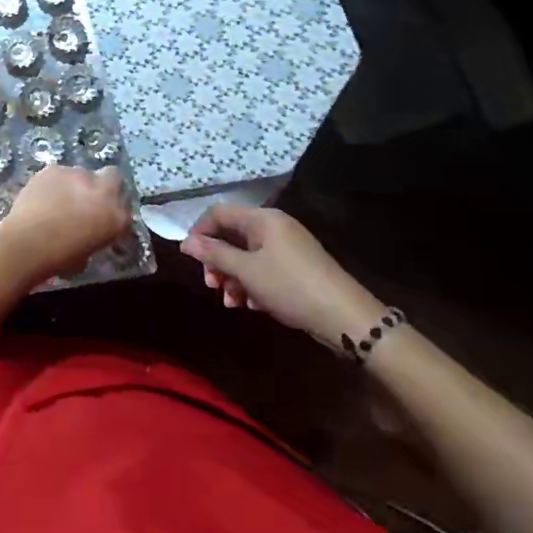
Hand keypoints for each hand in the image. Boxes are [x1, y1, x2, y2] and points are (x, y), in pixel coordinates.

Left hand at [0, 165, 131, 281]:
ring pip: (82, 172)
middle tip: (87, 196)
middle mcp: (103, 192)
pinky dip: (54, 181)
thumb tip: (88, 227)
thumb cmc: (59, 257)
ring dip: (75, 182)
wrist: (28, 242)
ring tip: (57, 197)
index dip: (112, 209)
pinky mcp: (54, 168)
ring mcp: (78, 175)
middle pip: (113, 176)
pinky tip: (42, 193)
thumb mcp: (89, 250)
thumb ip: (96, 232)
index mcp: (117, 218)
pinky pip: (58, 172)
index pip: (124, 208)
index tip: (101, 214)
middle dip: (104, 183)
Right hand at [179, 204, 385, 348]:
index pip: (218, 213)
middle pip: (231, 236)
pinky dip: (251, 284)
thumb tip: (185, 242)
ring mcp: (287, 248)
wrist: (347, 319)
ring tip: (232, 302)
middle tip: (212, 285)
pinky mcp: (296, 267)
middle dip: (217, 261)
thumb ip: (213, 254)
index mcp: (263, 219)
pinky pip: (263, 268)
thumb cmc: (290, 287)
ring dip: (232, 277)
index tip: (191, 257)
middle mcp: (274, 227)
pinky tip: (251, 305)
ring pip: (245, 255)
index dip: (200, 232)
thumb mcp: (245, 271)